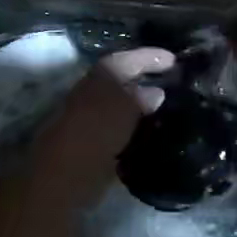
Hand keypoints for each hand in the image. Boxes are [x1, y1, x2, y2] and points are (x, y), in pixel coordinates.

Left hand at [25, 47, 173, 206]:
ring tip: (167, 104)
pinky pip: (118, 126)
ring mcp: (89, 121)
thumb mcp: (120, 110)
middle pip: (118, 80)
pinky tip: (151, 130)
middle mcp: (90, 96)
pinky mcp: (91, 145)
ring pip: (118, 103)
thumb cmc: (93, 136)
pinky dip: (134, 123)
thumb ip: (137, 99)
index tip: (173, 59)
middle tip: (172, 80)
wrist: (63, 178)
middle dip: (143, 77)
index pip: (122, 61)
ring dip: (139, 100)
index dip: (146, 57)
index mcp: (96, 82)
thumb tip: (155, 92)